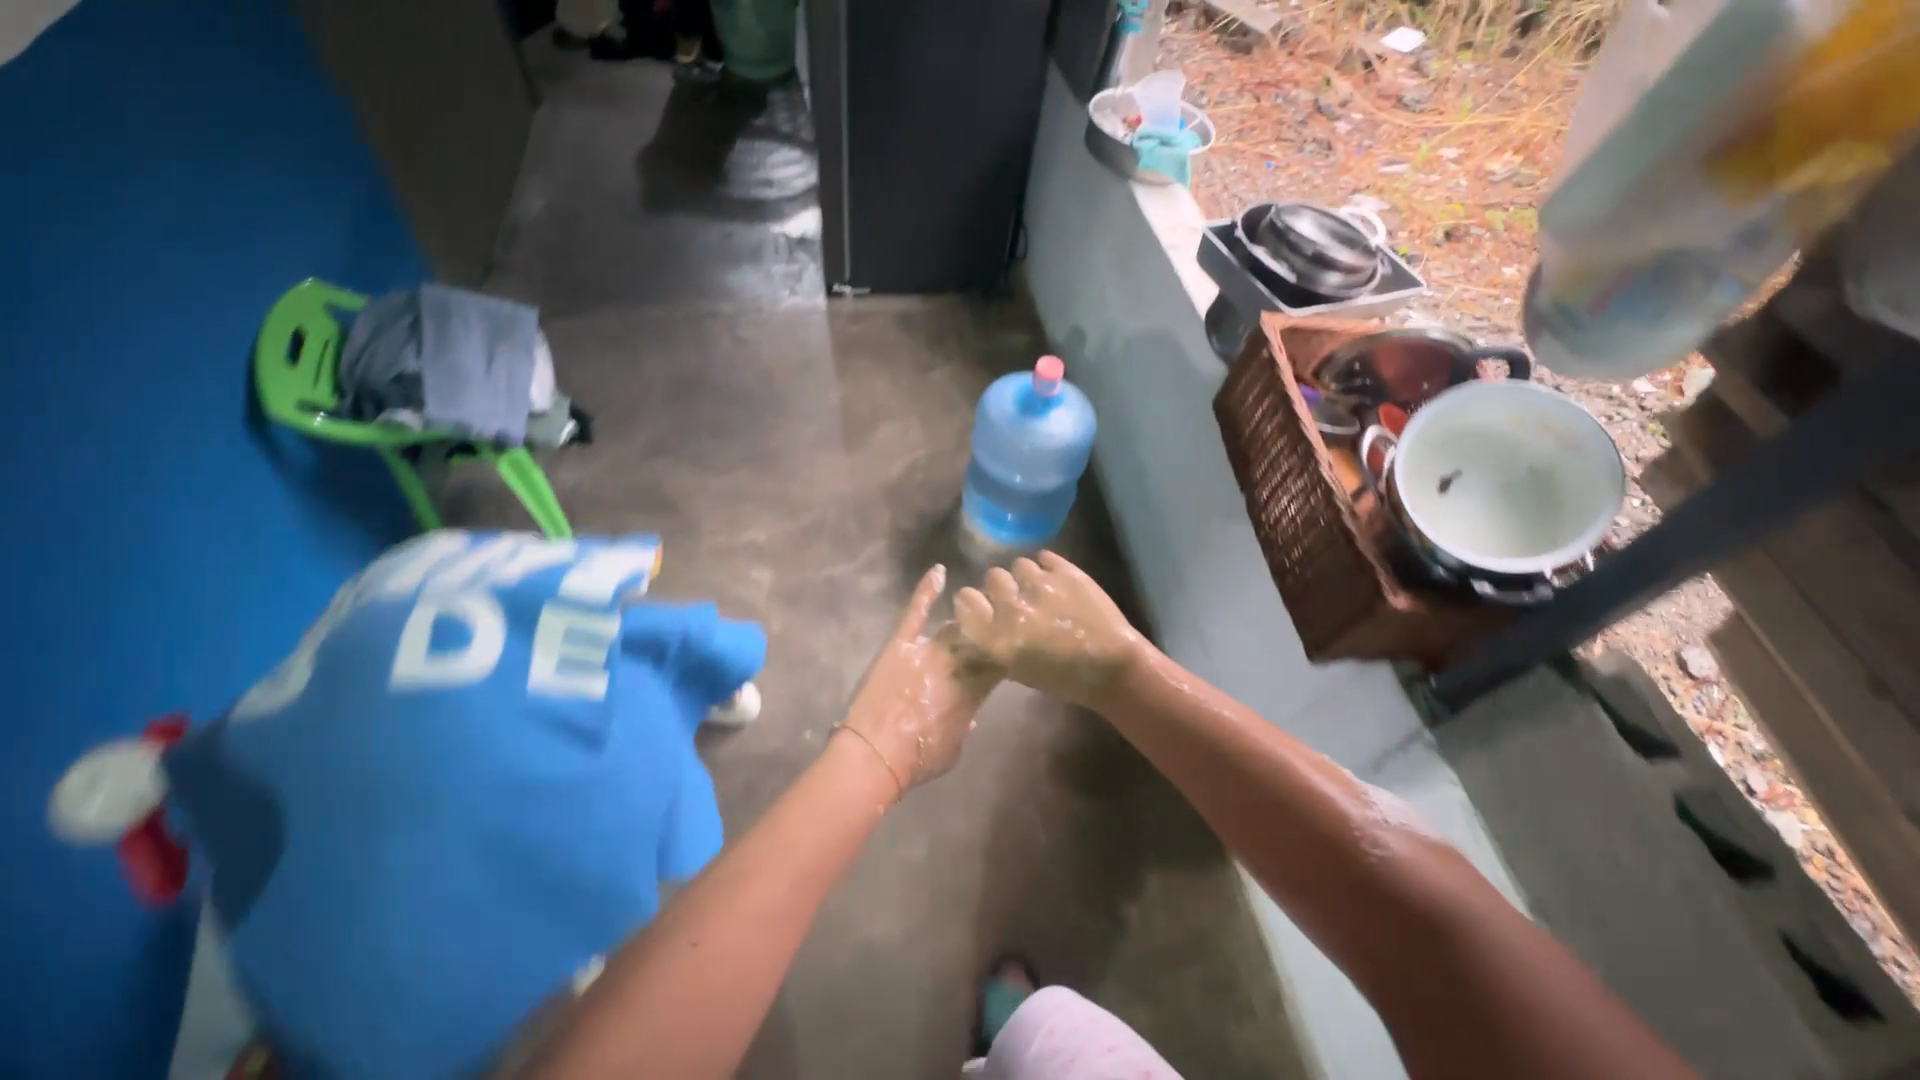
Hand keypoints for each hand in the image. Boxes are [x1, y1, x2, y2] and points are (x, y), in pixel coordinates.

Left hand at [838, 565, 1003, 794]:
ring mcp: (927, 651)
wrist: (875, 755)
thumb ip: (964, 727)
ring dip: (967, 616)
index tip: (1012, 642)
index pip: (999, 662)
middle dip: (990, 629)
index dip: (1006, 650)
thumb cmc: (917, 761)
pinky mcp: (899, 645)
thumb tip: (968, 717)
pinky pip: (915, 612)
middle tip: (997, 618)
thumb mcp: (953, 750)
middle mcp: (957, 666)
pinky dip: (925, 591)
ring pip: (954, 626)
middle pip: (981, 639)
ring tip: (976, 603)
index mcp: (975, 692)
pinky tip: (938, 571)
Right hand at [952, 552, 1145, 708]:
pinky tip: (1056, 582)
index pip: (966, 599)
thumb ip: (994, 642)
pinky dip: (1048, 567)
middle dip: (1002, 587)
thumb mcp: (1016, 669)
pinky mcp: (1068, 573)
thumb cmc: (1062, 679)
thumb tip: (985, 621)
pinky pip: (1045, 558)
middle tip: (1016, 599)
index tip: (983, 606)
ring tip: (1040, 590)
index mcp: (997, 636)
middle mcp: (1013, 607)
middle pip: (993, 577)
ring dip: (1026, 576)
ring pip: (1020, 565)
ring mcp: (1042, 586)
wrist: (1112, 669)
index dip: (973, 601)